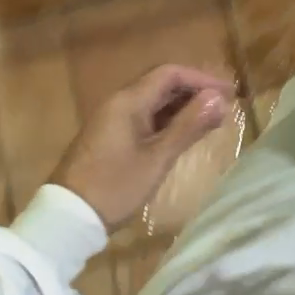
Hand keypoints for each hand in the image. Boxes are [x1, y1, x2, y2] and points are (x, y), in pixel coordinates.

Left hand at [52, 65, 233, 229]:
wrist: (66, 220)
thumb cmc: (114, 186)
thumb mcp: (157, 158)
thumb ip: (188, 126)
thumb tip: (218, 98)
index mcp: (129, 101)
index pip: (171, 74)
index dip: (202, 79)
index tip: (228, 93)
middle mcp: (119, 102)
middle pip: (162, 84)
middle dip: (195, 92)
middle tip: (223, 106)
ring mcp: (112, 120)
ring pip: (154, 102)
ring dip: (182, 107)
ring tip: (210, 120)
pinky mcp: (110, 137)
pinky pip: (144, 117)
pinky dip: (167, 120)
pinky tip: (183, 135)